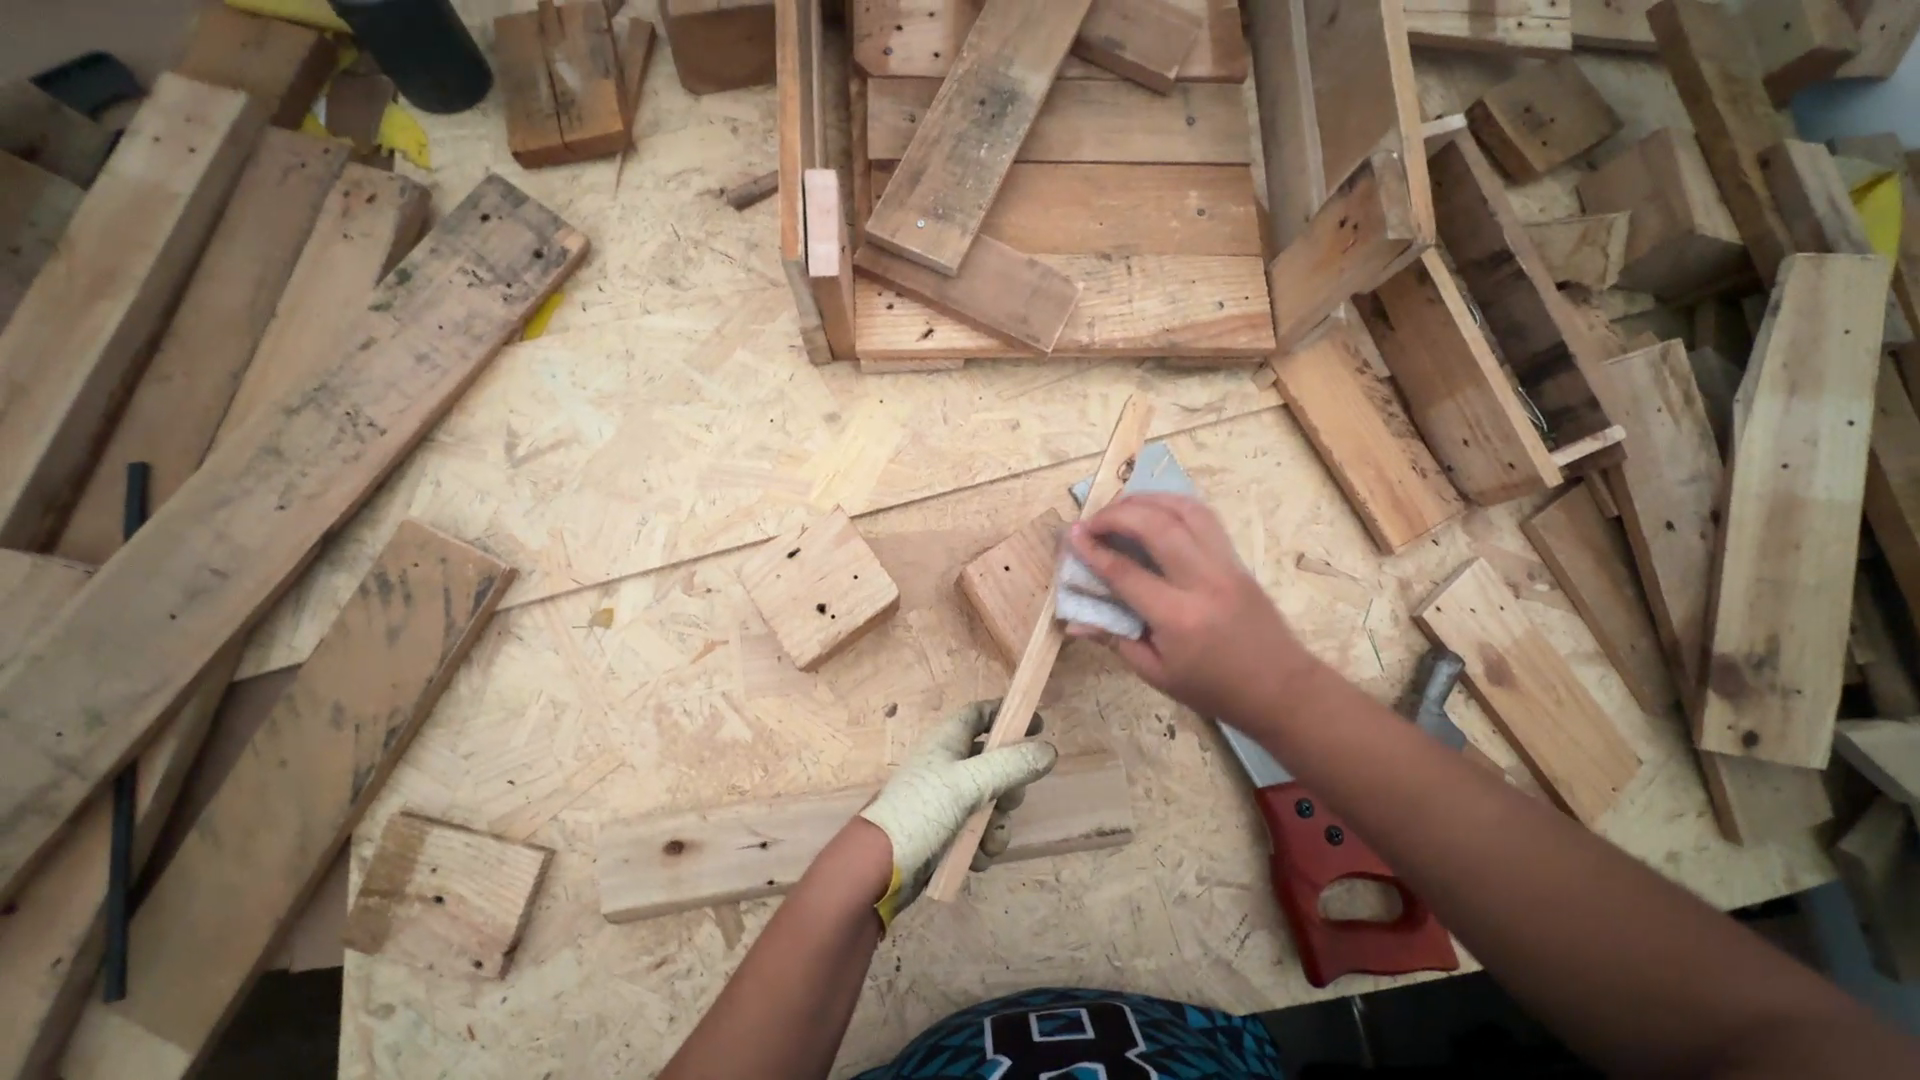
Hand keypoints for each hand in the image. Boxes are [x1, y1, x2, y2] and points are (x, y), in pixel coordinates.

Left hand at [856, 700, 1056, 926]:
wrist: (880, 869)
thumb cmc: (920, 813)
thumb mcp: (969, 784)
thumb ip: (1011, 766)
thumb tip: (1049, 750)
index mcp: (947, 742)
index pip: (980, 715)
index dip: (1007, 715)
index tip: (1038, 727)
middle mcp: (947, 766)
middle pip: (993, 763)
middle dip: (1009, 785)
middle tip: (1009, 801)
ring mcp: (945, 801)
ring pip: (989, 802)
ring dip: (996, 824)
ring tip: (989, 841)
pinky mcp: (945, 832)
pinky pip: (976, 832)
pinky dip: (981, 845)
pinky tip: (976, 858)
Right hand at [1065, 494, 1320, 724]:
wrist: (1280, 688)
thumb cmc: (1213, 689)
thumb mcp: (1157, 674)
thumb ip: (1115, 640)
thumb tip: (1074, 622)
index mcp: (1178, 618)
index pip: (1125, 572)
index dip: (1093, 551)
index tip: (1071, 537)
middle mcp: (1203, 582)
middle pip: (1157, 526)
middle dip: (1117, 514)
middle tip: (1092, 520)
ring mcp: (1226, 565)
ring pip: (1186, 510)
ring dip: (1147, 500)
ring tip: (1120, 507)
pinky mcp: (1237, 560)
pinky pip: (1205, 518)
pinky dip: (1175, 506)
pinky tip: (1155, 512)